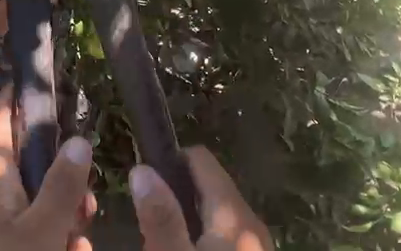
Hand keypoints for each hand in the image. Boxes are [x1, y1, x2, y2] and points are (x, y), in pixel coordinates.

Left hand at [0, 89, 97, 250]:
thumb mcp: (42, 228)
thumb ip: (61, 187)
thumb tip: (79, 140)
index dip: (11, 95)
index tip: (37, 75)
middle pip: (33, 163)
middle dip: (66, 170)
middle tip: (91, 180)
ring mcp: (7, 223)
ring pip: (45, 202)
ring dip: (72, 212)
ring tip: (86, 228)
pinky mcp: (18, 246)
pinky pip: (46, 233)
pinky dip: (65, 240)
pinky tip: (79, 250)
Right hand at [130, 148, 271, 250]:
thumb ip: (161, 217)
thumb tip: (142, 169)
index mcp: (233, 210)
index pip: (200, 158)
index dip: (169, 162)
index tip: (146, 185)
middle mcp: (251, 220)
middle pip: (207, 187)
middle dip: (177, 199)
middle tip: (153, 229)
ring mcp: (258, 244)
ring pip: (216, 216)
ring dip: (190, 224)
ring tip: (168, 244)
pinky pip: (227, 238)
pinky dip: (206, 241)